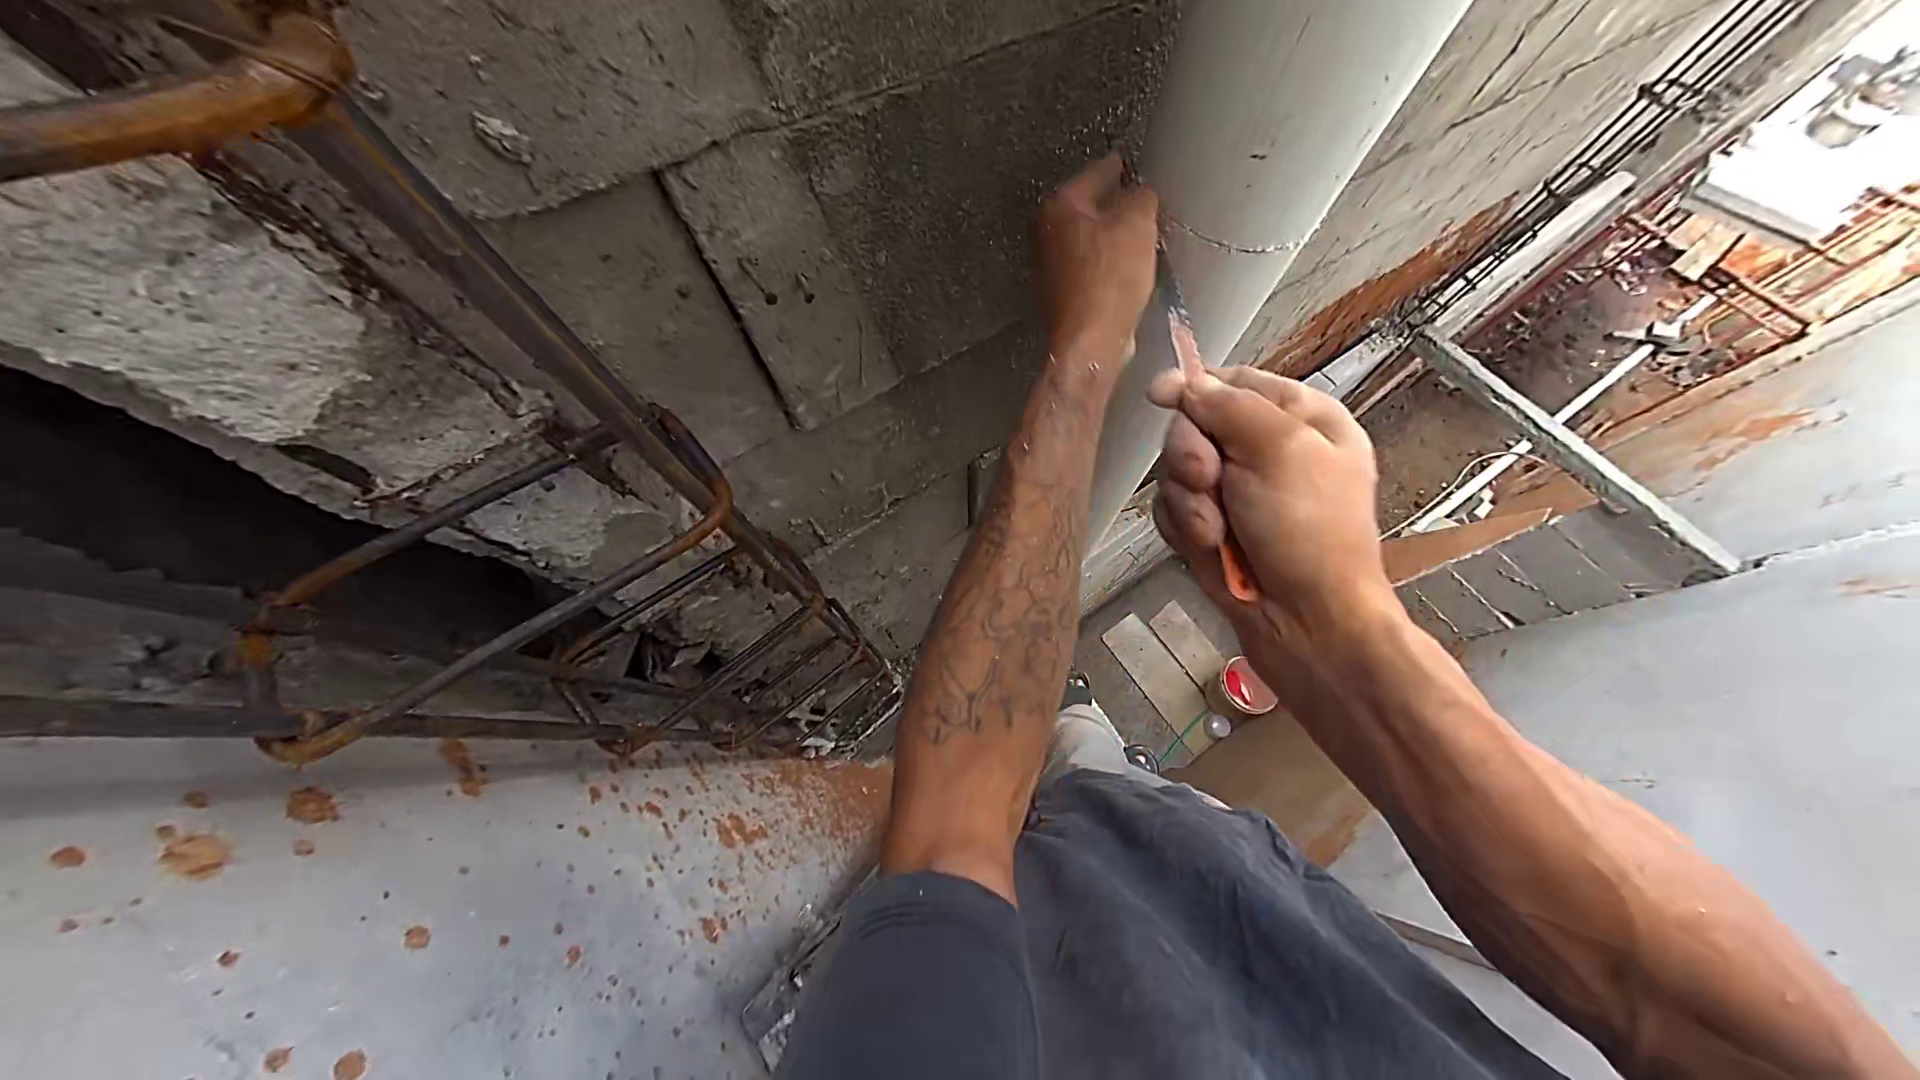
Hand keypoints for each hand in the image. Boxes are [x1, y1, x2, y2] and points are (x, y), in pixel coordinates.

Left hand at [1033, 154, 1158, 367]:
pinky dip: (1104, 269)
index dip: (1122, 168)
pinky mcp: (1058, 297)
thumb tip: (1140, 194)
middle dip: (1116, 209)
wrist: (1089, 344)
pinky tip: (1123, 276)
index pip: (1097, 173)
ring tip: (1139, 245)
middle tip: (1144, 210)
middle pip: (1089, 210)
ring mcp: (1047, 269)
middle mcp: (1044, 236)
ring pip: (1087, 242)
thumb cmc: (1108, 285)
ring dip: (1111, 242)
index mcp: (1058, 208)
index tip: (1132, 166)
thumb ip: (1142, 196)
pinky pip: (1087, 272)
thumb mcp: (1138, 224)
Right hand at [1151, 366, 1393, 635]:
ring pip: (1175, 472)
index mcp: (1300, 419)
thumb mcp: (1281, 451)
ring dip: (1189, 502)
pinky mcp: (1208, 524)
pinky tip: (1210, 546)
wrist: (1304, 622)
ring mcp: (1233, 491)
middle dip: (1191, 458)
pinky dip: (1184, 527)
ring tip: (1218, 532)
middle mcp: (1263, 451)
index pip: (1233, 383)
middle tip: (1210, 483)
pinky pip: (1171, 509)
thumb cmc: (1311, 534)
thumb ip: (1229, 407)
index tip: (1161, 396)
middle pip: (1193, 427)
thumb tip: (1181, 382)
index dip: (1195, 387)